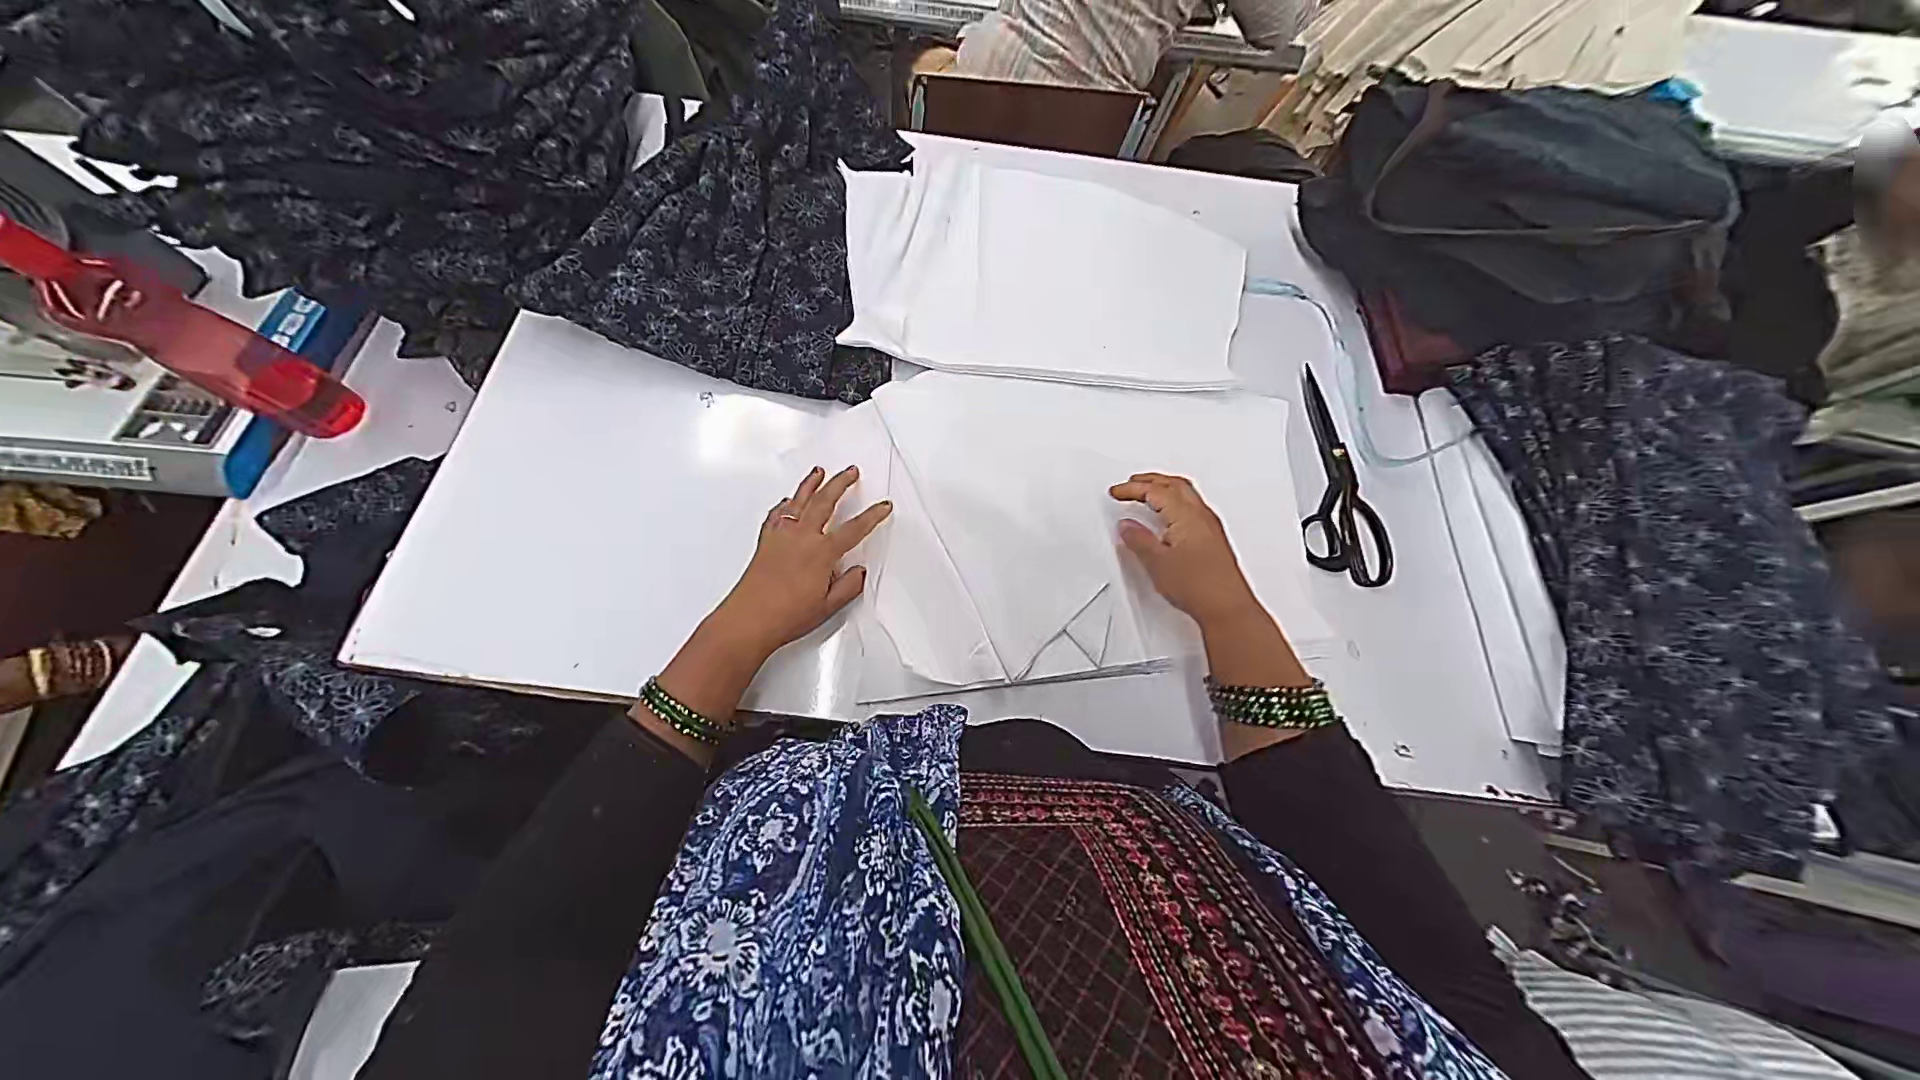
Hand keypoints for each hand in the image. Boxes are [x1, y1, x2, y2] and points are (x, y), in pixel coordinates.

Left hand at [710, 465, 892, 659]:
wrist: (749, 620)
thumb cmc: (785, 615)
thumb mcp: (829, 605)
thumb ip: (849, 585)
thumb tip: (858, 572)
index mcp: (821, 552)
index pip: (854, 529)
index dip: (872, 516)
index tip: (882, 507)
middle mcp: (801, 537)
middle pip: (825, 501)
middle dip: (841, 483)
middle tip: (851, 473)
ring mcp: (781, 536)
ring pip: (799, 499)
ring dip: (812, 483)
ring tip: (819, 472)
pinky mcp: (766, 541)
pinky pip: (777, 513)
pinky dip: (785, 503)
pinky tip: (787, 500)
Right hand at [1109, 473, 1261, 628]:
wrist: (1227, 608)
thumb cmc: (1201, 586)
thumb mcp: (1157, 563)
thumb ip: (1138, 540)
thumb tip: (1127, 527)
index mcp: (1187, 515)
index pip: (1156, 491)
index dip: (1133, 489)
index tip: (1117, 492)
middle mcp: (1202, 516)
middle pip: (1174, 485)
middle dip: (1150, 481)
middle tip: (1131, 484)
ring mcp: (1210, 527)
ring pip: (1185, 495)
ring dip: (1164, 489)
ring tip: (1146, 494)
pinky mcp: (1213, 540)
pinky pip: (1192, 509)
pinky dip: (1174, 503)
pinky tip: (1166, 518)